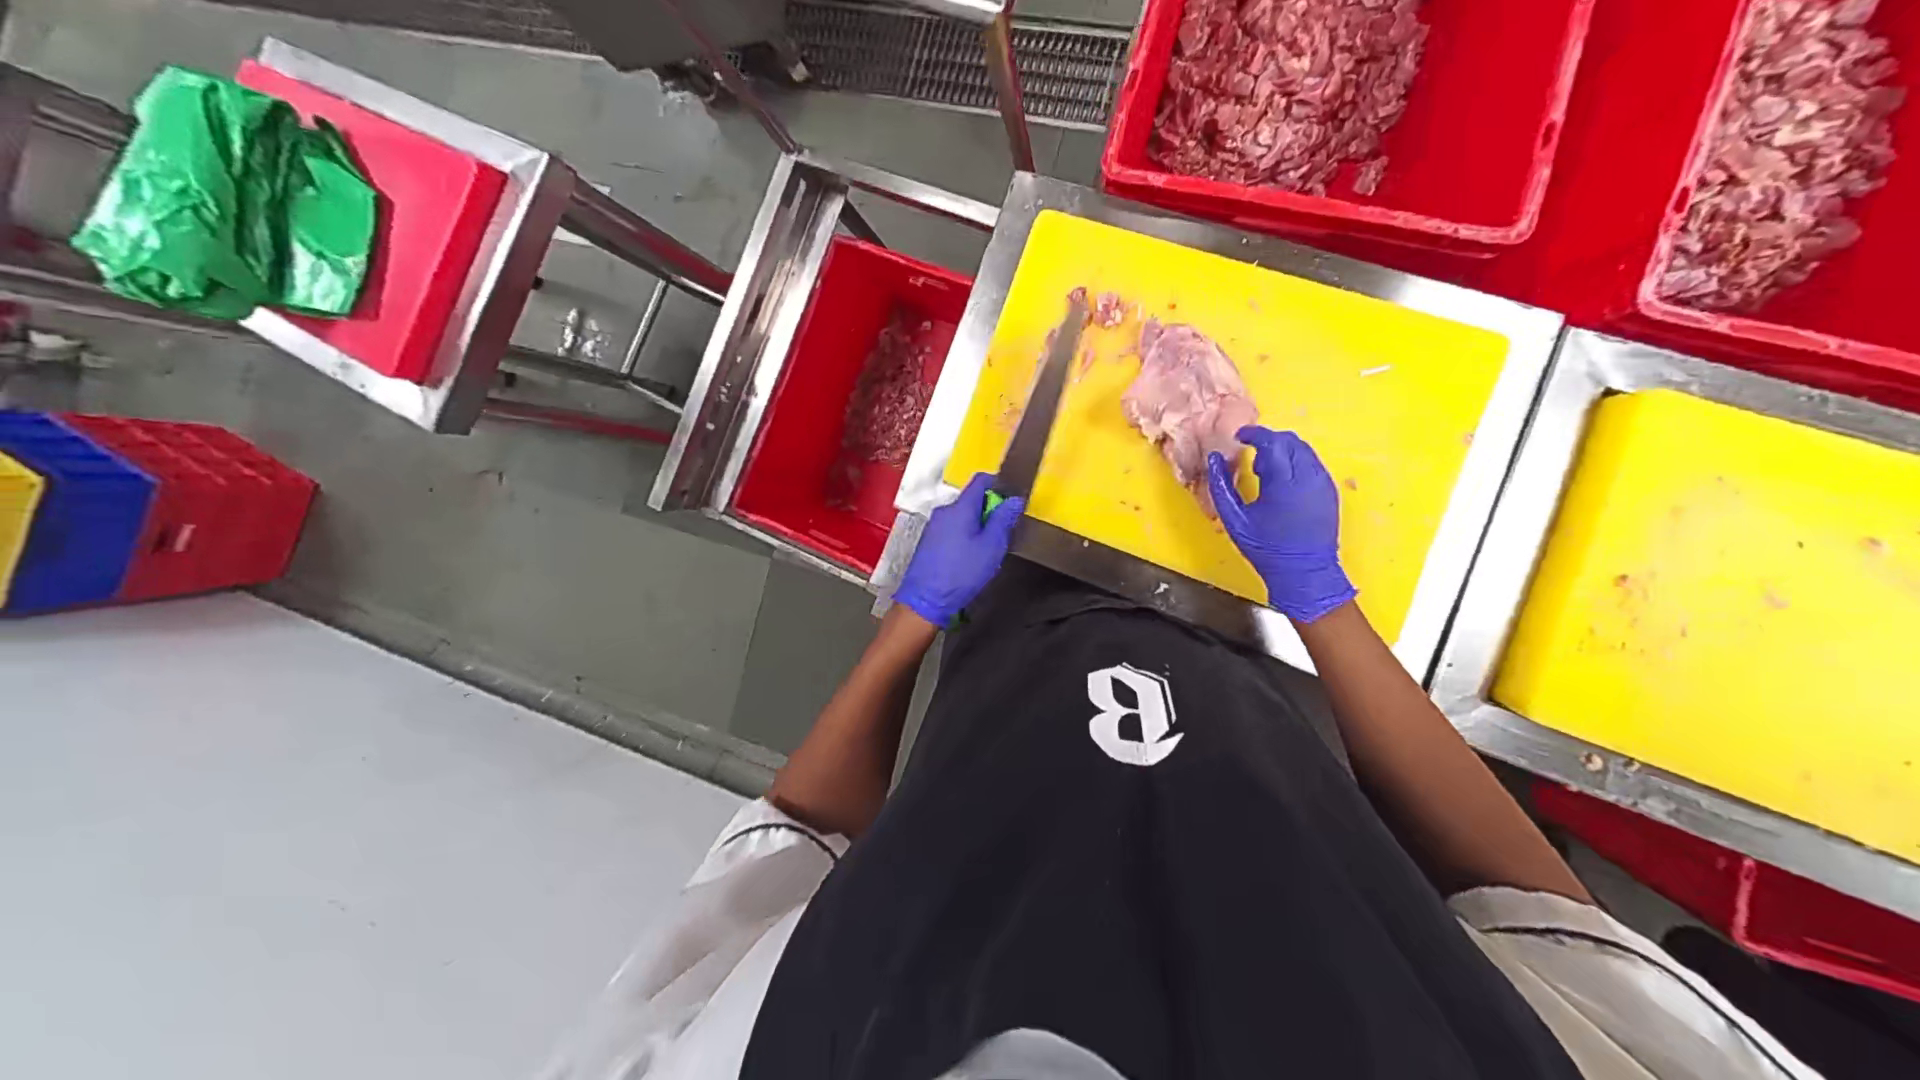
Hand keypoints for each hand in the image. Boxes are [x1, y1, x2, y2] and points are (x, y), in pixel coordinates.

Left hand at [893, 472, 1025, 627]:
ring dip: (978, 525)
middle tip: (1004, 531)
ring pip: (962, 516)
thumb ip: (1003, 519)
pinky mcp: (928, 542)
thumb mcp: (991, 547)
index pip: (981, 480)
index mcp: (960, 507)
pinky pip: (952, 529)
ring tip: (989, 548)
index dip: (999, 484)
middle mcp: (944, 511)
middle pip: (971, 499)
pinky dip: (965, 535)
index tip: (1012, 498)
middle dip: (990, 510)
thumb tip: (1014, 499)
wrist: (925, 601)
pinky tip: (971, 557)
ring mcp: (933, 526)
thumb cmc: (962, 573)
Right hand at [1207, 425, 1356, 622]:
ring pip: (1304, 449)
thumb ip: (1221, 486)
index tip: (1240, 436)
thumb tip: (1215, 458)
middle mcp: (1309, 477)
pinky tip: (1282, 481)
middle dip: (1269, 440)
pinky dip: (1295, 461)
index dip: (1254, 434)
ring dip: (1283, 450)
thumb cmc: (1266, 549)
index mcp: (1284, 484)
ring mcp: (1323, 483)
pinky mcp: (1330, 490)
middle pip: (1290, 441)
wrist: (1305, 572)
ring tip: (1265, 470)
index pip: (1272, 443)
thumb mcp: (1235, 520)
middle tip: (1251, 454)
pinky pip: (1312, 463)